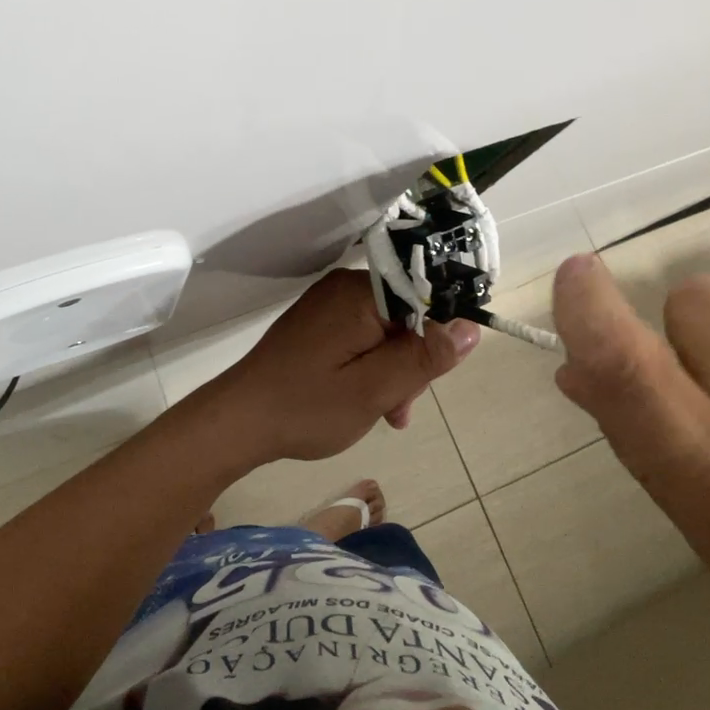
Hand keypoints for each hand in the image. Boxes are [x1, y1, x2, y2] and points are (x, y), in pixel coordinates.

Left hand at [187, 270, 479, 466]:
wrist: (238, 421)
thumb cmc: (306, 407)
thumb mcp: (374, 390)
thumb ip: (424, 357)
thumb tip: (471, 326)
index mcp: (359, 293)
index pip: (424, 295)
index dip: (439, 334)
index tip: (435, 375)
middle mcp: (344, 289)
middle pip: (406, 315)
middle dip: (412, 362)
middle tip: (400, 407)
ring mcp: (328, 306)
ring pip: (386, 332)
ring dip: (393, 372)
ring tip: (385, 414)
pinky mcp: (318, 325)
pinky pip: (362, 338)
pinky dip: (371, 368)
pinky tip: (368, 403)